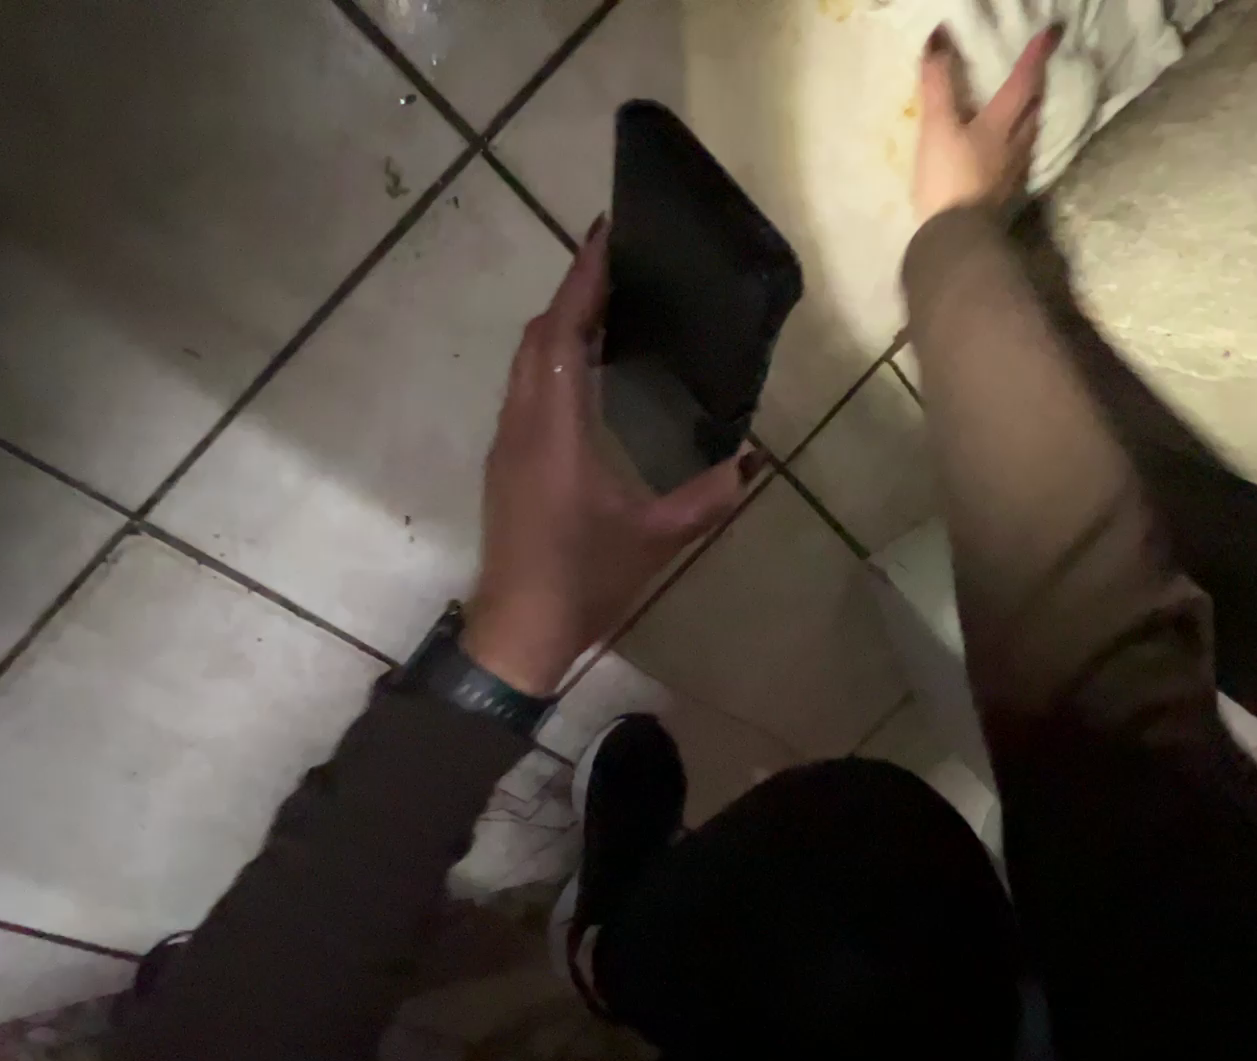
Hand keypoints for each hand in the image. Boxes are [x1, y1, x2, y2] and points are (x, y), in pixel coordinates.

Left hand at [462, 218, 763, 694]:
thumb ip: (707, 498)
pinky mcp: (505, 462)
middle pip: (538, 339)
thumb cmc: (584, 580)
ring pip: (525, 363)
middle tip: (618, 271)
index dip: (582, 282)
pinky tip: (584, 374)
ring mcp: (507, 443)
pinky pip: (524, 389)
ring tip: (606, 311)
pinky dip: (551, 362)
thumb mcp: (656, 541)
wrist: (519, 628)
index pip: (563, 336)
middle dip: (572, 295)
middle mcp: (522, 425)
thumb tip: (750, 461)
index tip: (604, 236)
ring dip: (559, 328)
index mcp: (555, 433)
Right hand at [913, 23, 1062, 227]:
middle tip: (1037, 78)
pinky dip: (1014, 157)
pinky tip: (1006, 162)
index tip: (1052, 34)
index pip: (1023, 82)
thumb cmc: (947, 179)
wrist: (956, 239)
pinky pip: (1014, 170)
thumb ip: (937, 85)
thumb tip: (938, 38)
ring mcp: (1010, 178)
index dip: (1035, 56)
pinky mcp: (1002, 204)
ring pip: (1026, 142)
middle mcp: (1014, 148)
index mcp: (1000, 125)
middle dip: (1034, 92)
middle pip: (1030, 113)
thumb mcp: (936, 128)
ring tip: (1024, 116)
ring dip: (1028, 124)